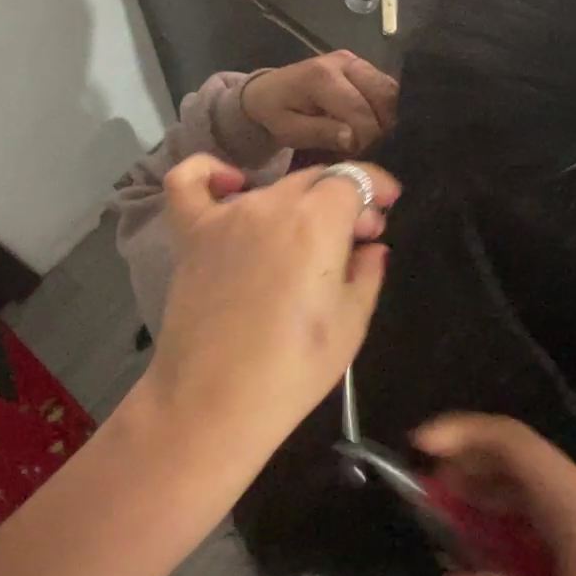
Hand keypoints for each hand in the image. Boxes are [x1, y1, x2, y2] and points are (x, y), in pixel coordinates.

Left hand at [144, 153, 401, 452]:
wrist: (213, 402)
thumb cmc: (294, 368)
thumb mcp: (351, 323)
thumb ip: (367, 272)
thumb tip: (371, 246)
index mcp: (318, 219)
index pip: (353, 179)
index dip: (374, 189)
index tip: (385, 208)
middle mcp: (272, 203)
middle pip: (315, 180)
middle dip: (343, 199)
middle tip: (354, 240)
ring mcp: (227, 215)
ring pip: (271, 189)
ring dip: (298, 204)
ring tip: (307, 241)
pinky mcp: (191, 233)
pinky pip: (190, 183)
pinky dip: (210, 173)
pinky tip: (230, 182)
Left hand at [241, 52, 398, 153]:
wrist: (267, 91)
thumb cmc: (276, 113)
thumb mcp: (289, 130)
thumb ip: (320, 133)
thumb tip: (353, 138)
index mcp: (322, 77)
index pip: (359, 110)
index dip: (366, 138)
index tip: (360, 155)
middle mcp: (343, 62)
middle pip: (383, 95)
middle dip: (383, 126)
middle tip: (373, 148)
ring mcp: (355, 60)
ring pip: (390, 89)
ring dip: (389, 116)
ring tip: (376, 137)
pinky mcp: (361, 64)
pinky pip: (386, 85)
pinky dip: (387, 107)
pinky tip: (377, 124)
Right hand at [415, 415, 575, 575]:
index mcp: (573, 500)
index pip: (509, 439)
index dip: (460, 432)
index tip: (416, 446)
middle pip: (513, 460)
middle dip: (463, 468)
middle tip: (419, 496)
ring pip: (526, 490)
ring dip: (482, 497)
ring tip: (443, 523)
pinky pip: (541, 519)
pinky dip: (506, 525)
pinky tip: (492, 558)